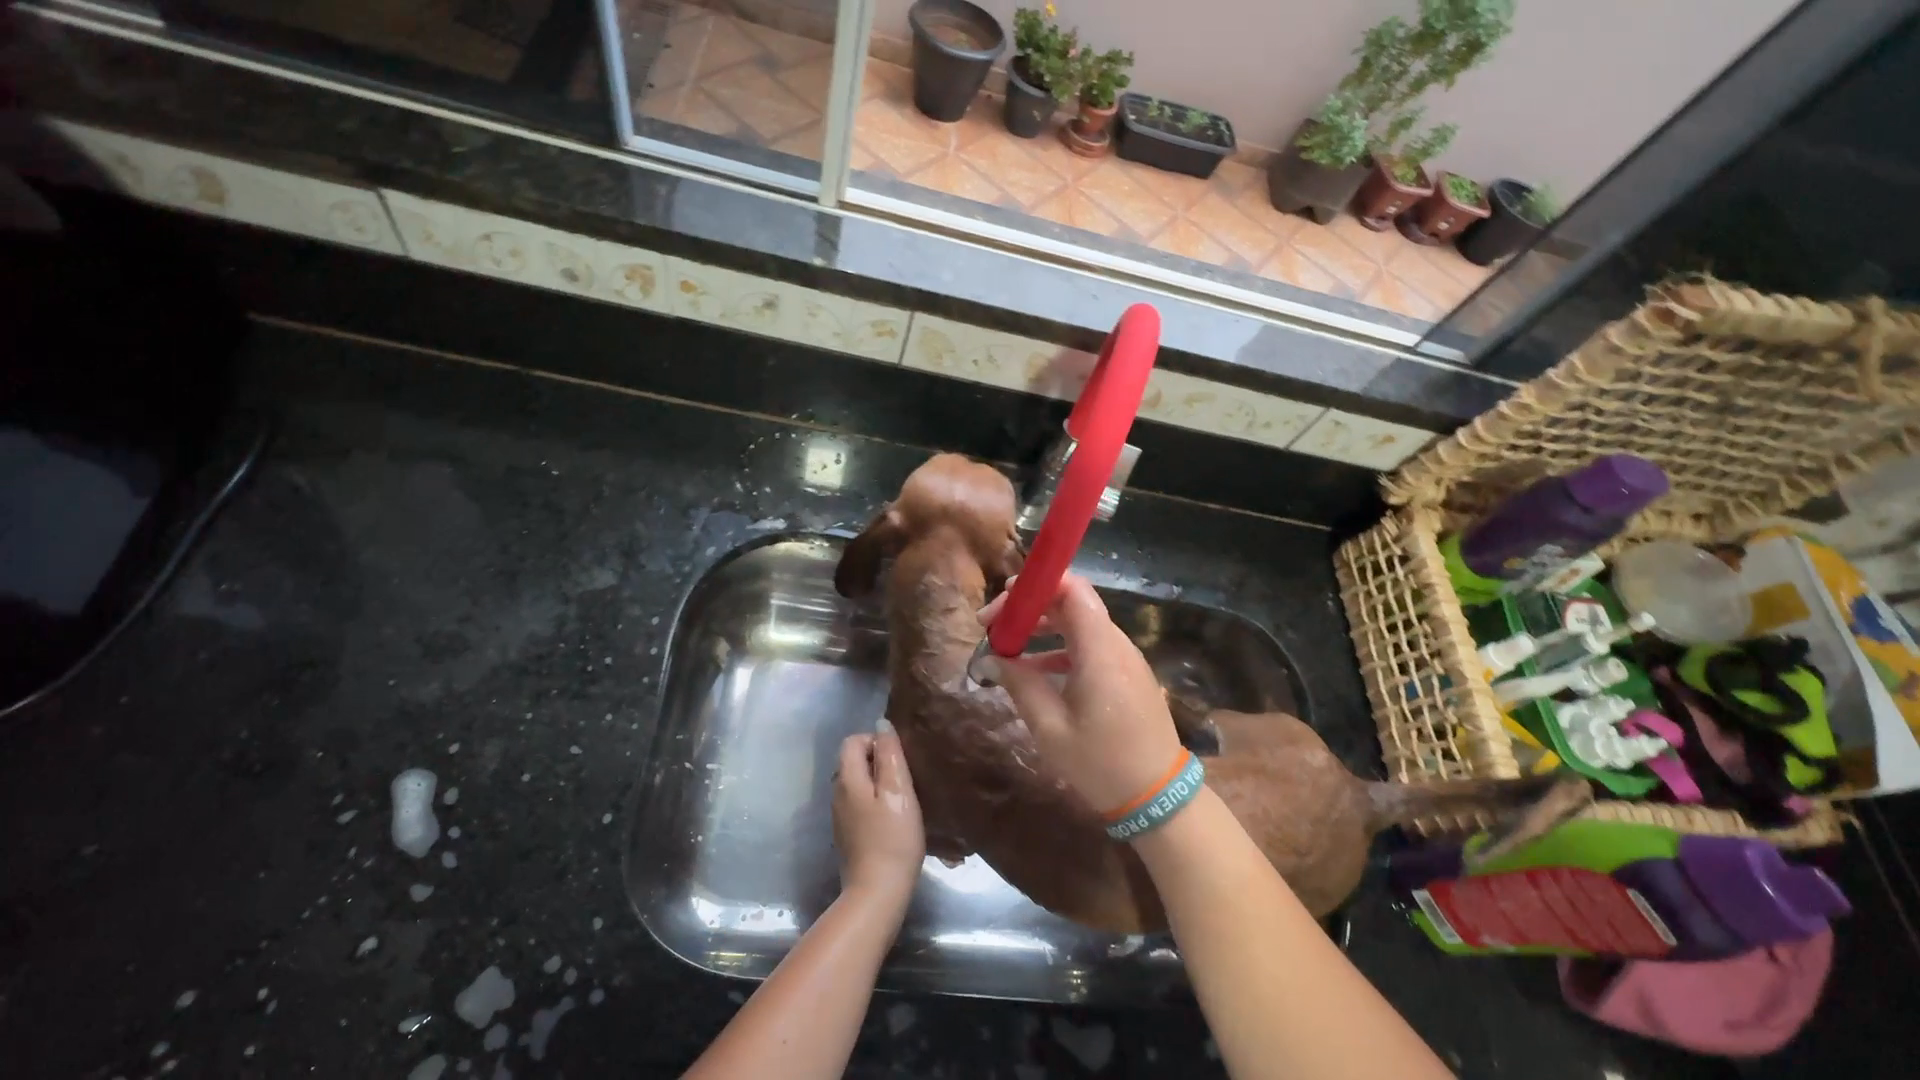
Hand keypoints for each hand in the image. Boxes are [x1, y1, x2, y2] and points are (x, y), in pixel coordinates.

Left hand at [831, 727, 925, 904]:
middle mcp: (837, 793)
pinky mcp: (847, 834)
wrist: (877, 891)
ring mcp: (840, 816)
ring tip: (904, 798)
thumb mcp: (898, 791)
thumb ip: (889, 755)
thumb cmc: (893, 838)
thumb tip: (881, 725)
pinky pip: (859, 804)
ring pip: (857, 784)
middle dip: (878, 761)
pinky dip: (875, 803)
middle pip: (853, 761)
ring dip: (878, 783)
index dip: (876, 741)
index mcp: (847, 779)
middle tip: (906, 777)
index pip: (852, 740)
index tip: (900, 758)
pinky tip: (894, 820)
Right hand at [976, 574, 1184, 813]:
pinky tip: (1035, 670)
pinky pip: (1091, 646)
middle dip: (1031, 606)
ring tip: (1007, 648)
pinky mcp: (1128, 675)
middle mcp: (1117, 645)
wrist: (1158, 797)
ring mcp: (1126, 659)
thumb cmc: (1101, 764)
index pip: (1073, 589)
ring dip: (1043, 627)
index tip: (1003, 602)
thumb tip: (993, 657)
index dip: (1037, 584)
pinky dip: (1060, 647)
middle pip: (1073, 601)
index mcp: (1100, 652)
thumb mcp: (1050, 728)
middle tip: (992, 626)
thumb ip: (1021, 685)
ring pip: (1081, 623)